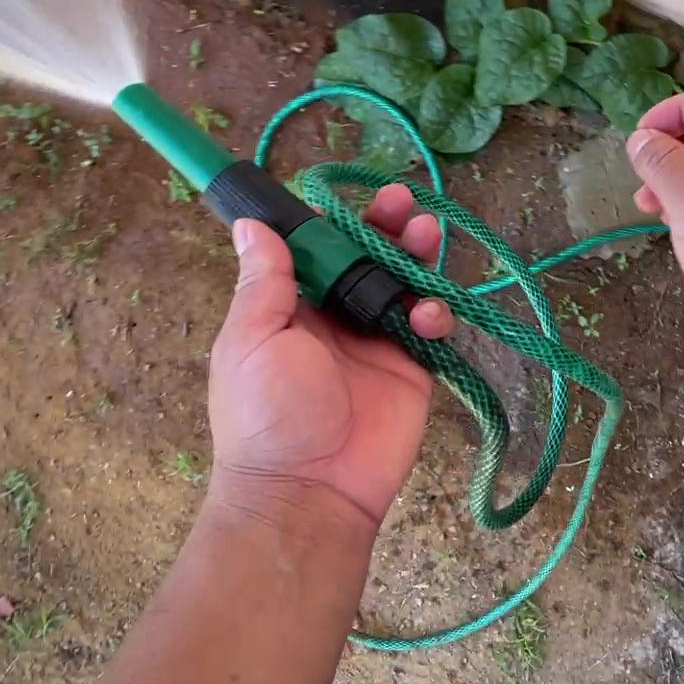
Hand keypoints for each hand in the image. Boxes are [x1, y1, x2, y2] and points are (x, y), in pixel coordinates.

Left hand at [206, 184, 454, 526]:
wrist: (311, 489)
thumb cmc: (269, 413)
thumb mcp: (250, 342)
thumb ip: (263, 282)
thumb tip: (249, 224)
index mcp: (294, 308)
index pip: (320, 251)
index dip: (336, 221)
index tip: (349, 195)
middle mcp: (338, 317)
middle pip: (369, 259)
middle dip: (385, 226)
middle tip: (401, 199)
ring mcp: (380, 340)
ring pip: (405, 284)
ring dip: (417, 254)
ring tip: (425, 229)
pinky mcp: (415, 365)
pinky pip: (431, 327)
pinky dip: (435, 312)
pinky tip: (428, 313)